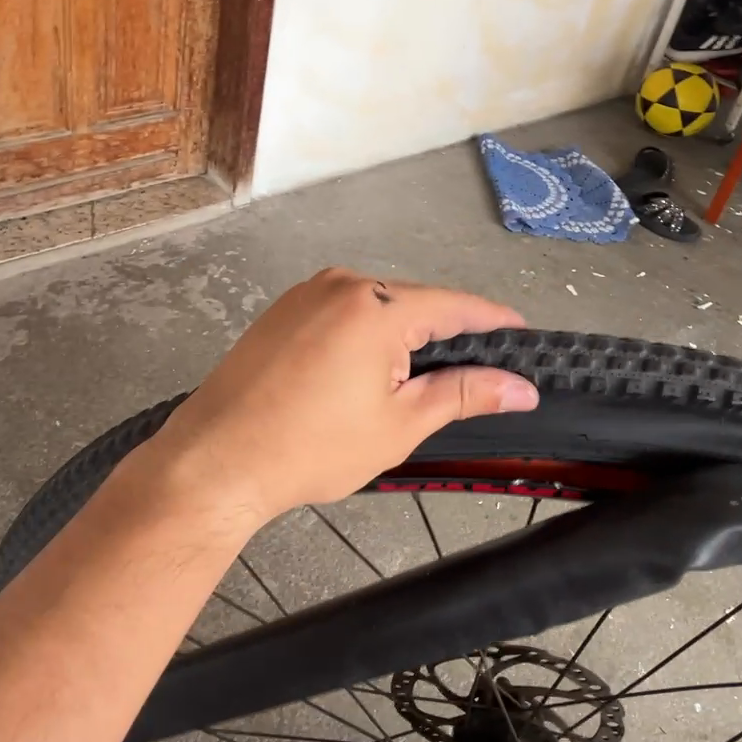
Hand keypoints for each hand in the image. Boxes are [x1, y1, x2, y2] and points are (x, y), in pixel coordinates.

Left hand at [142, 268, 537, 523]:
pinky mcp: (284, 309)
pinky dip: (365, 336)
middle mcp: (341, 284)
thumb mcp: (400, 423)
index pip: (454, 304)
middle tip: (474, 376)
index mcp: (375, 304)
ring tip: (417, 384)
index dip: (493, 321)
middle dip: (446, 336)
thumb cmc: (312, 446)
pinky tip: (366, 373)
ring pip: (376, 307)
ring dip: (403, 337)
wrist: (218, 457)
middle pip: (413, 302)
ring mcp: (306, 293)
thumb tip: (520, 386)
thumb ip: (464, 393)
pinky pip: (342, 312)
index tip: (523, 336)